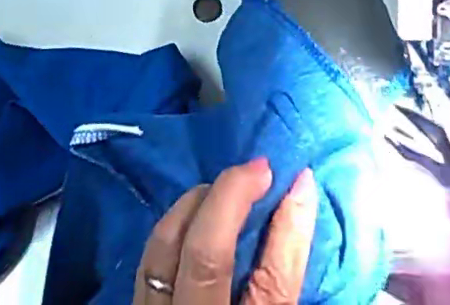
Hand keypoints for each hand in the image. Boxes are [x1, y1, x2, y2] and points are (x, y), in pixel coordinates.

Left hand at [135, 158, 318, 304]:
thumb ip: (283, 281)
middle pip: (205, 253)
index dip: (291, 227)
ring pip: (163, 248)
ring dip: (194, 205)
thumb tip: (299, 213)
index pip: (272, 282)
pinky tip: (190, 218)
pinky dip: (170, 229)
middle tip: (258, 168)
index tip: (302, 178)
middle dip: (229, 196)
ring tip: (222, 187)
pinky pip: (147, 263)